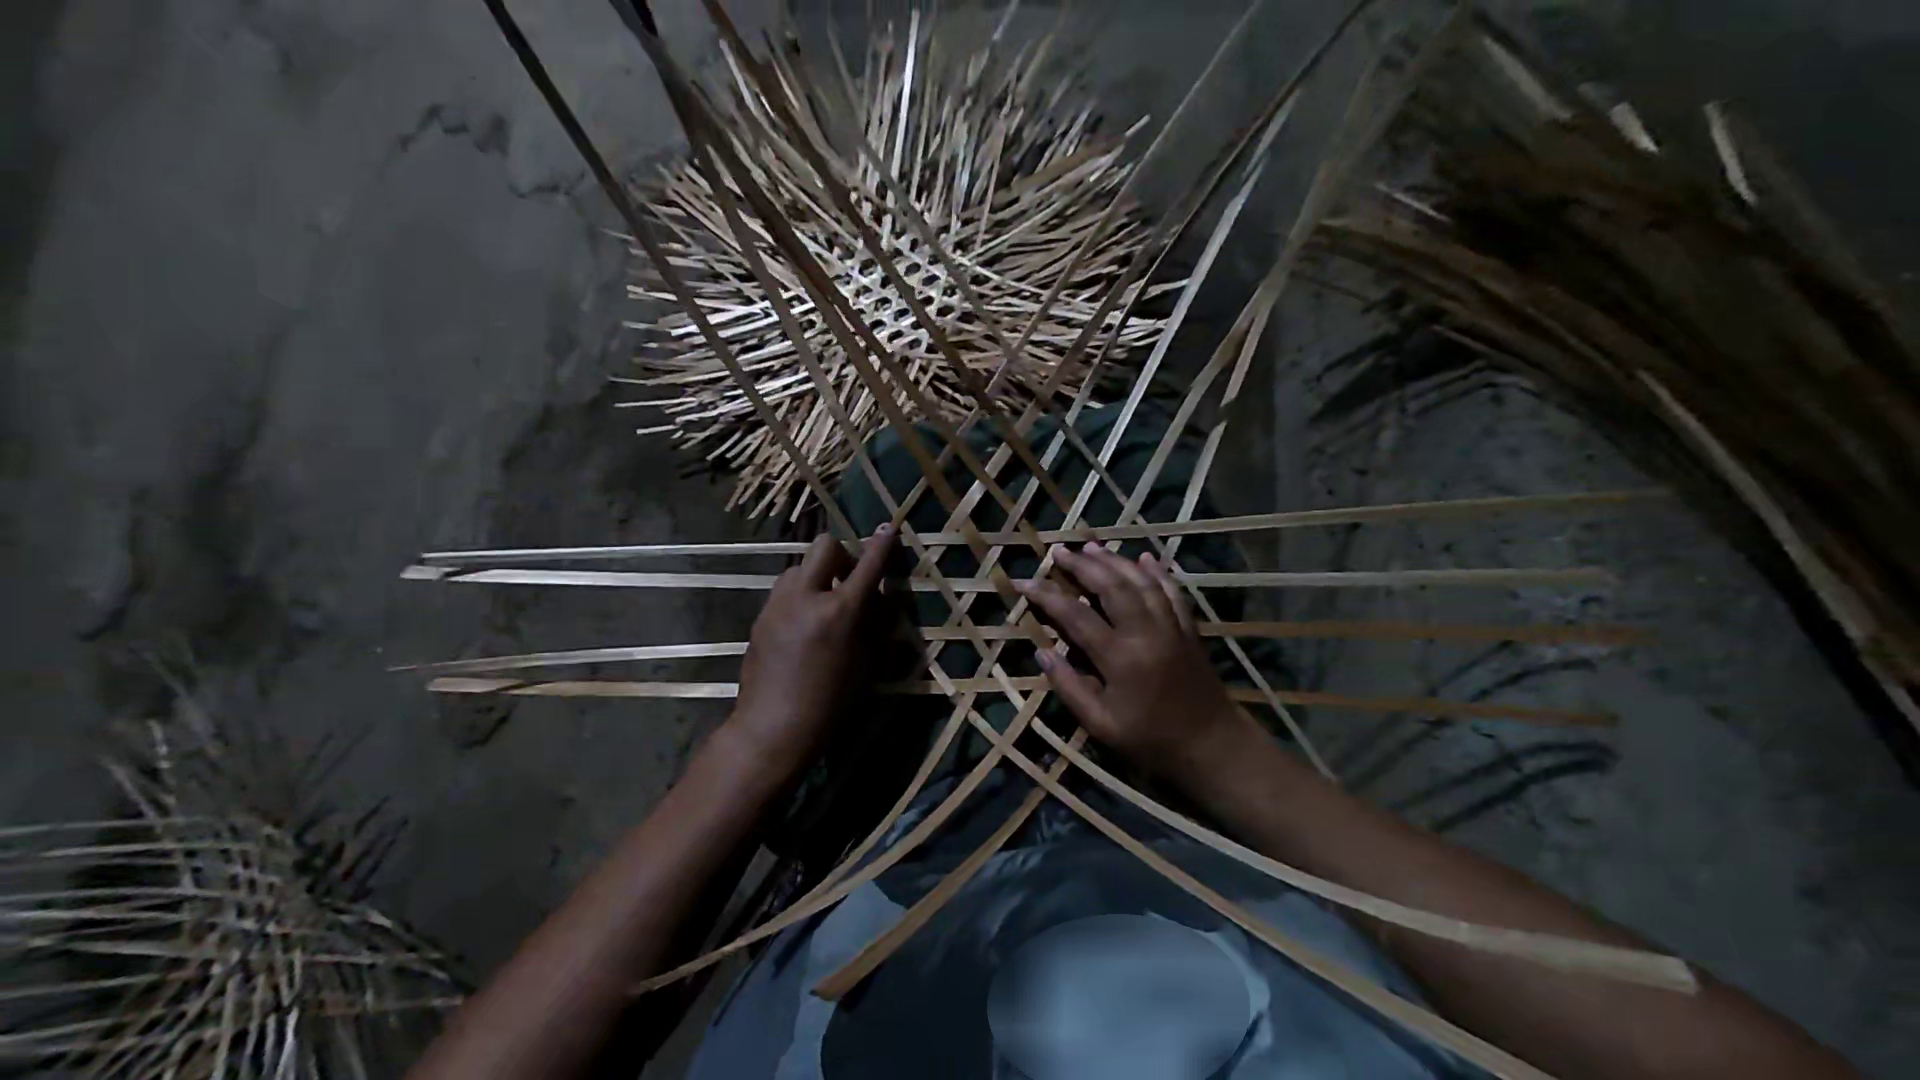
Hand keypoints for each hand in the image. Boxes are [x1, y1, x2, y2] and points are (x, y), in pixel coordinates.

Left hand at [726, 526, 896, 767]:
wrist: (774, 726)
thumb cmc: (832, 703)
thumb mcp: (866, 664)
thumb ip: (874, 624)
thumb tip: (880, 596)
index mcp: (840, 612)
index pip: (867, 566)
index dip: (881, 545)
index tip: (887, 528)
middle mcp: (807, 597)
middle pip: (826, 546)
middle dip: (843, 555)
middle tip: (850, 580)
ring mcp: (778, 603)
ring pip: (800, 565)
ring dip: (818, 574)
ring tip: (824, 602)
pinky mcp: (761, 615)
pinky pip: (785, 588)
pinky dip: (800, 593)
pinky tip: (803, 623)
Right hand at [1018, 543, 1250, 781]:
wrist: (1211, 746)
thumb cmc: (1150, 739)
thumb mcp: (1100, 724)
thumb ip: (1069, 687)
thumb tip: (1042, 653)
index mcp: (1120, 657)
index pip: (1075, 615)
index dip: (1046, 595)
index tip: (1023, 581)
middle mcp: (1145, 632)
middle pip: (1111, 585)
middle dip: (1083, 565)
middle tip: (1059, 550)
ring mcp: (1171, 626)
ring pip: (1141, 581)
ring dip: (1115, 561)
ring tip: (1091, 546)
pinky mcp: (1189, 628)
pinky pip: (1172, 591)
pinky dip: (1157, 572)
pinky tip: (1144, 558)